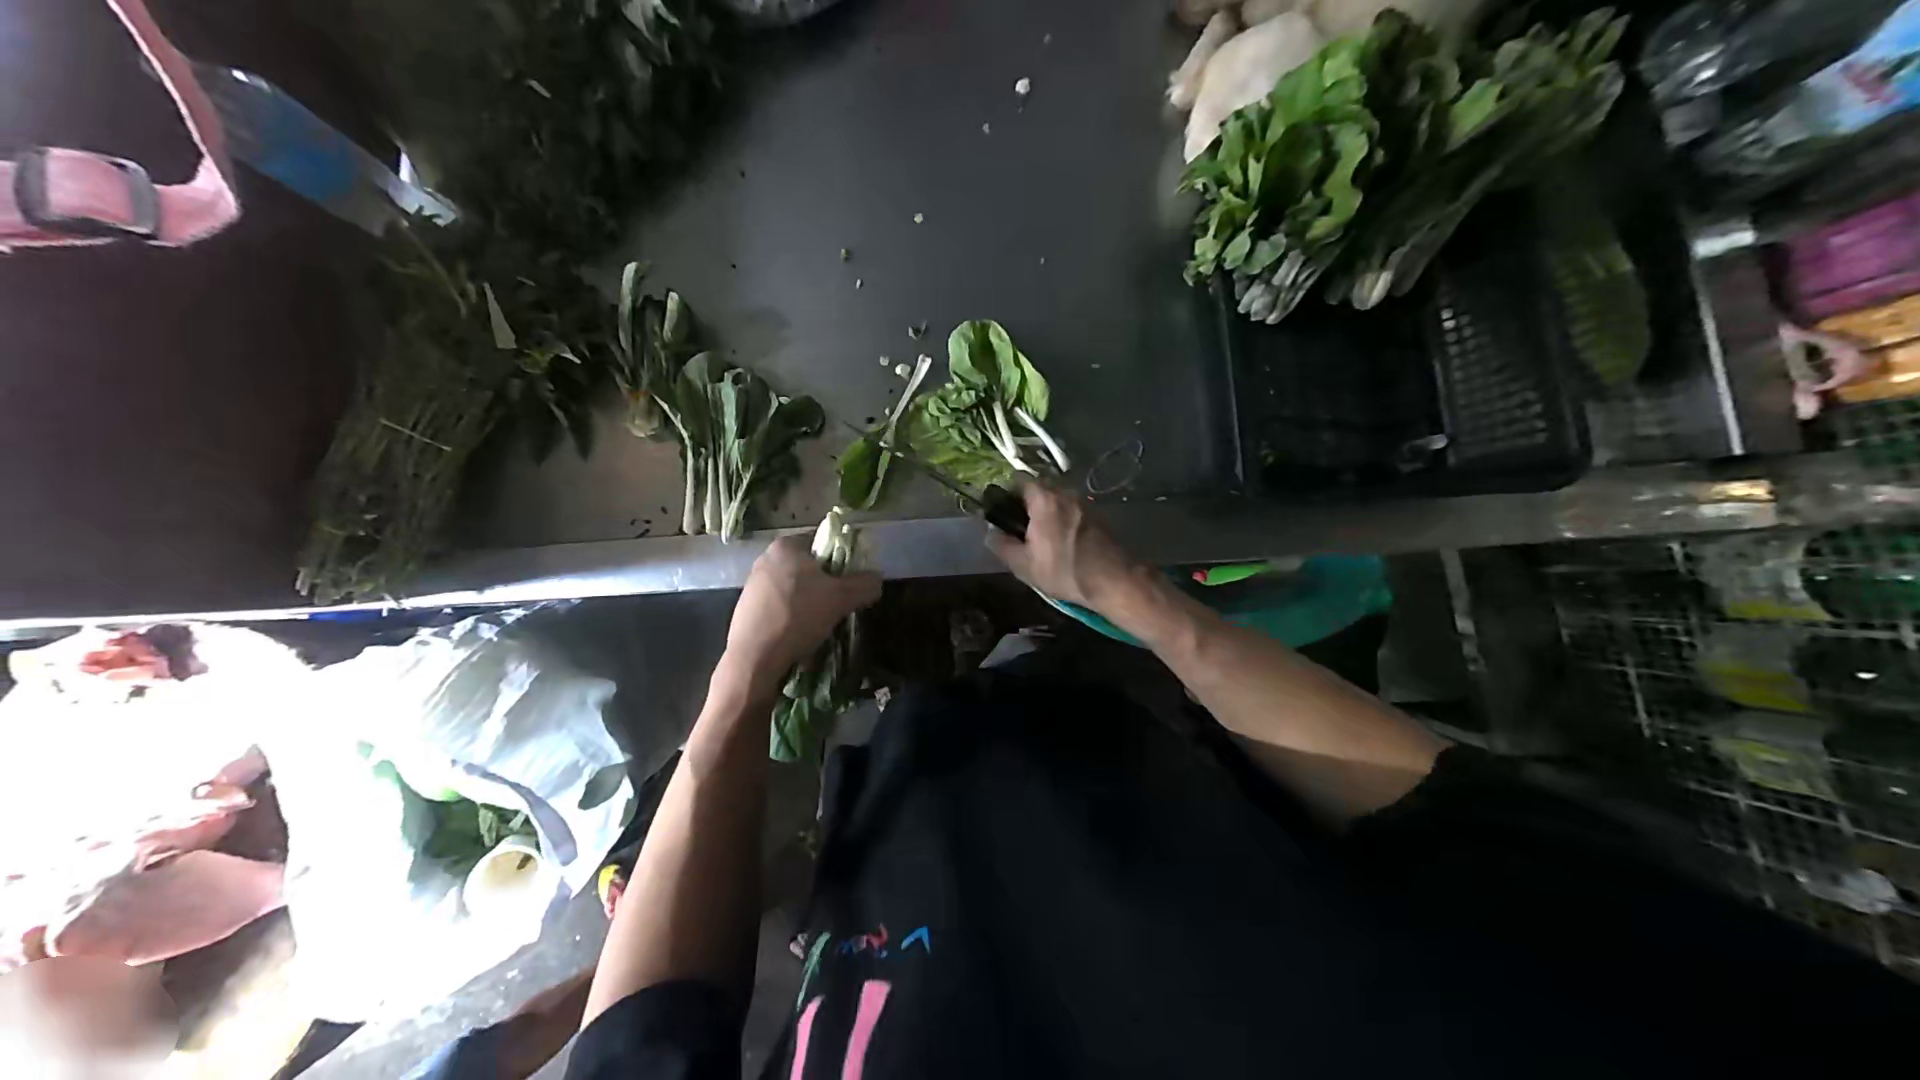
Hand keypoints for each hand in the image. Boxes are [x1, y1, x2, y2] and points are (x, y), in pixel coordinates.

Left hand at [723, 535, 880, 689]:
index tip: (848, 583)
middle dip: (823, 585)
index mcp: (785, 546)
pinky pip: (777, 608)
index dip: (840, 561)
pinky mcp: (745, 610)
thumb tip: (877, 580)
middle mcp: (764, 559)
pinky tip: (796, 635)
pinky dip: (789, 618)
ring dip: (806, 603)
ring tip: (816, 625)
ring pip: (791, 589)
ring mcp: (751, 585)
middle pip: (806, 568)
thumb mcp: (842, 599)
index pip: (821, 543)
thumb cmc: (798, 616)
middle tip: (836, 605)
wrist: (754, 658)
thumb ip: (865, 584)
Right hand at [984, 484, 1145, 610]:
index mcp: (1044, 499)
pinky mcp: (1098, 516)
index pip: (1018, 480)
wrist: (1114, 581)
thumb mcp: (1023, 564)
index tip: (1002, 515)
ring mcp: (1085, 503)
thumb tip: (990, 532)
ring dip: (1046, 516)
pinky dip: (1063, 523)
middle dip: (1026, 507)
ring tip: (1041, 542)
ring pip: (1056, 502)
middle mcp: (1065, 493)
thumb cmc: (1064, 571)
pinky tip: (1062, 546)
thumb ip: (1001, 545)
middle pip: (1039, 490)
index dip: (1006, 495)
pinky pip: (1072, 512)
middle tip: (1020, 532)